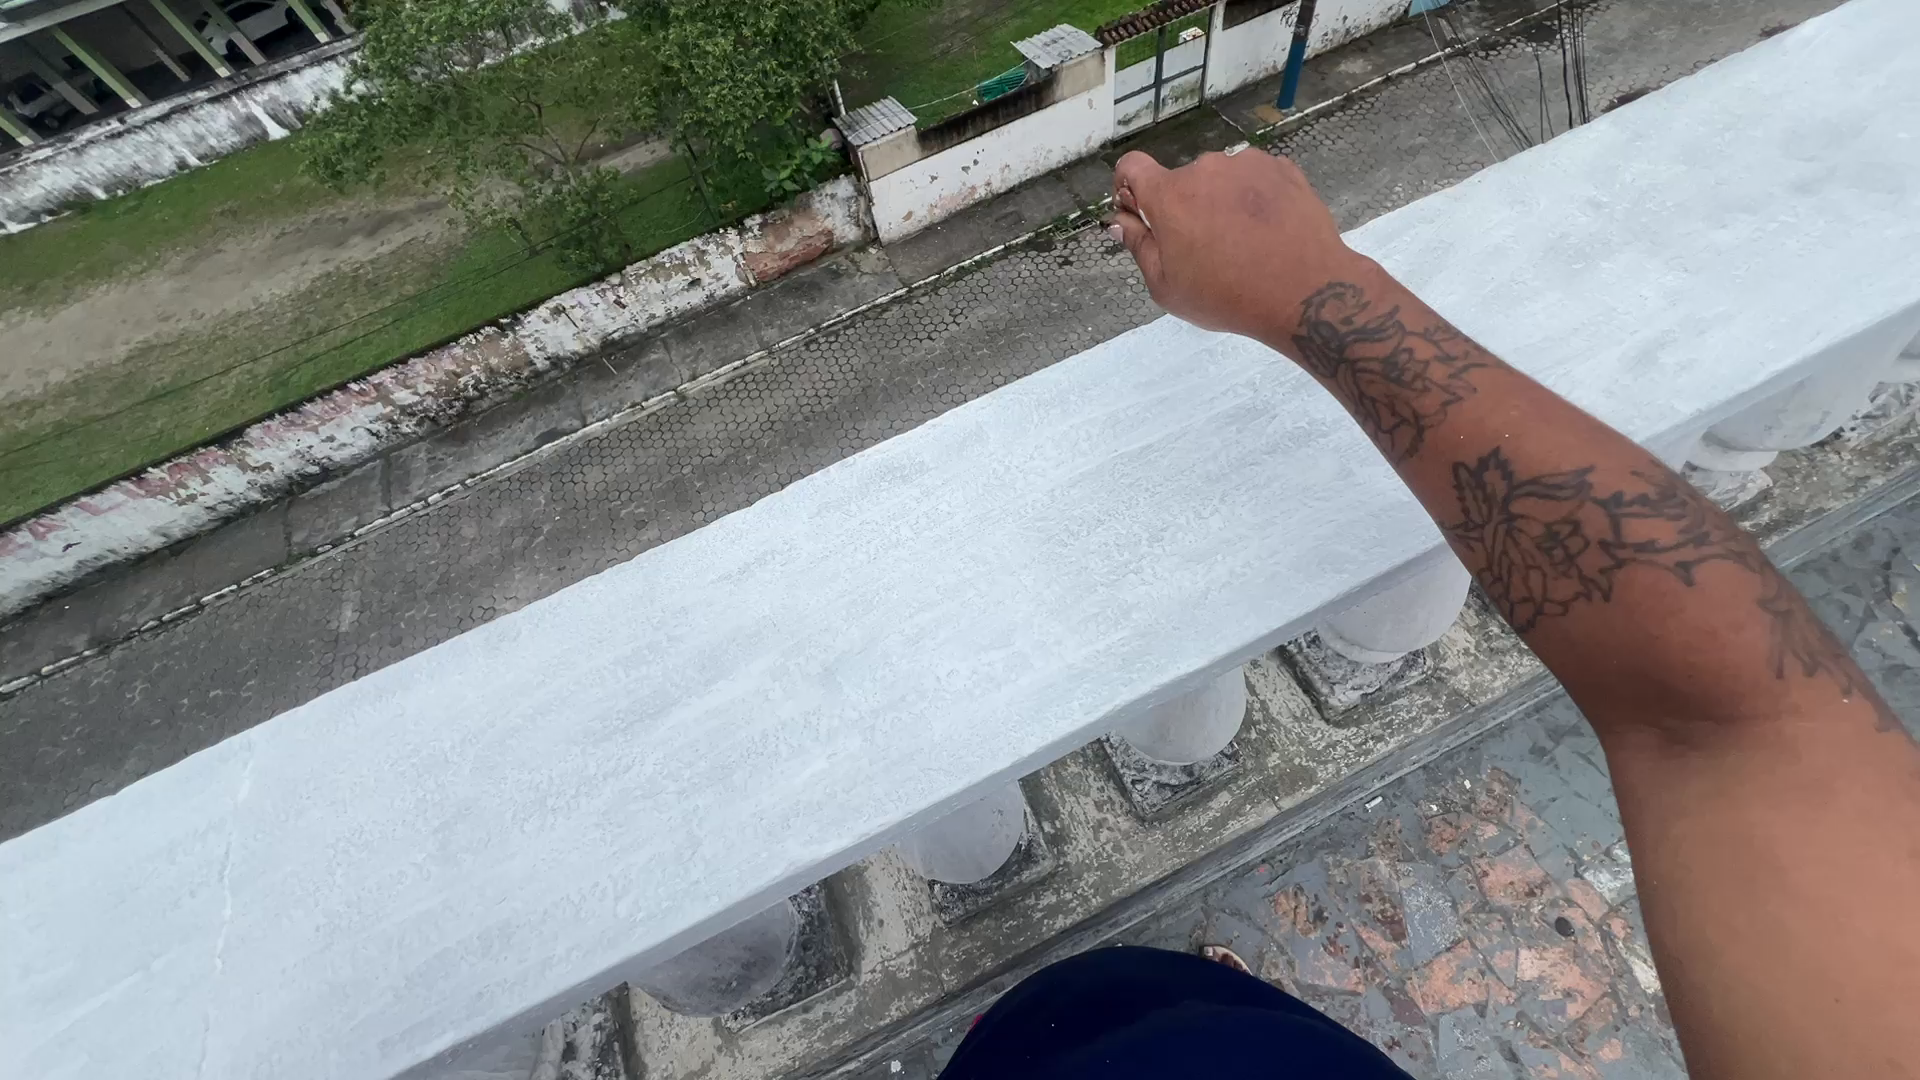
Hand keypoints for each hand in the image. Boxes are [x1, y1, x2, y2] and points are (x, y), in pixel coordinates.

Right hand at [1109, 149, 1374, 349]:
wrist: (1301, 289)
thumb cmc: (1224, 296)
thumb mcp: (1166, 286)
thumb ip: (1139, 246)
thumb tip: (1119, 221)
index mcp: (1169, 196)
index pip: (1131, 167)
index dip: (1127, 187)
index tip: (1139, 213)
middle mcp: (1205, 168)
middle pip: (1180, 182)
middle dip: (1182, 209)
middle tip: (1200, 251)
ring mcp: (1247, 164)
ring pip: (1218, 180)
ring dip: (1218, 204)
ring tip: (1238, 244)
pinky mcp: (1281, 168)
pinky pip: (1252, 180)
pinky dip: (1250, 200)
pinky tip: (1263, 233)